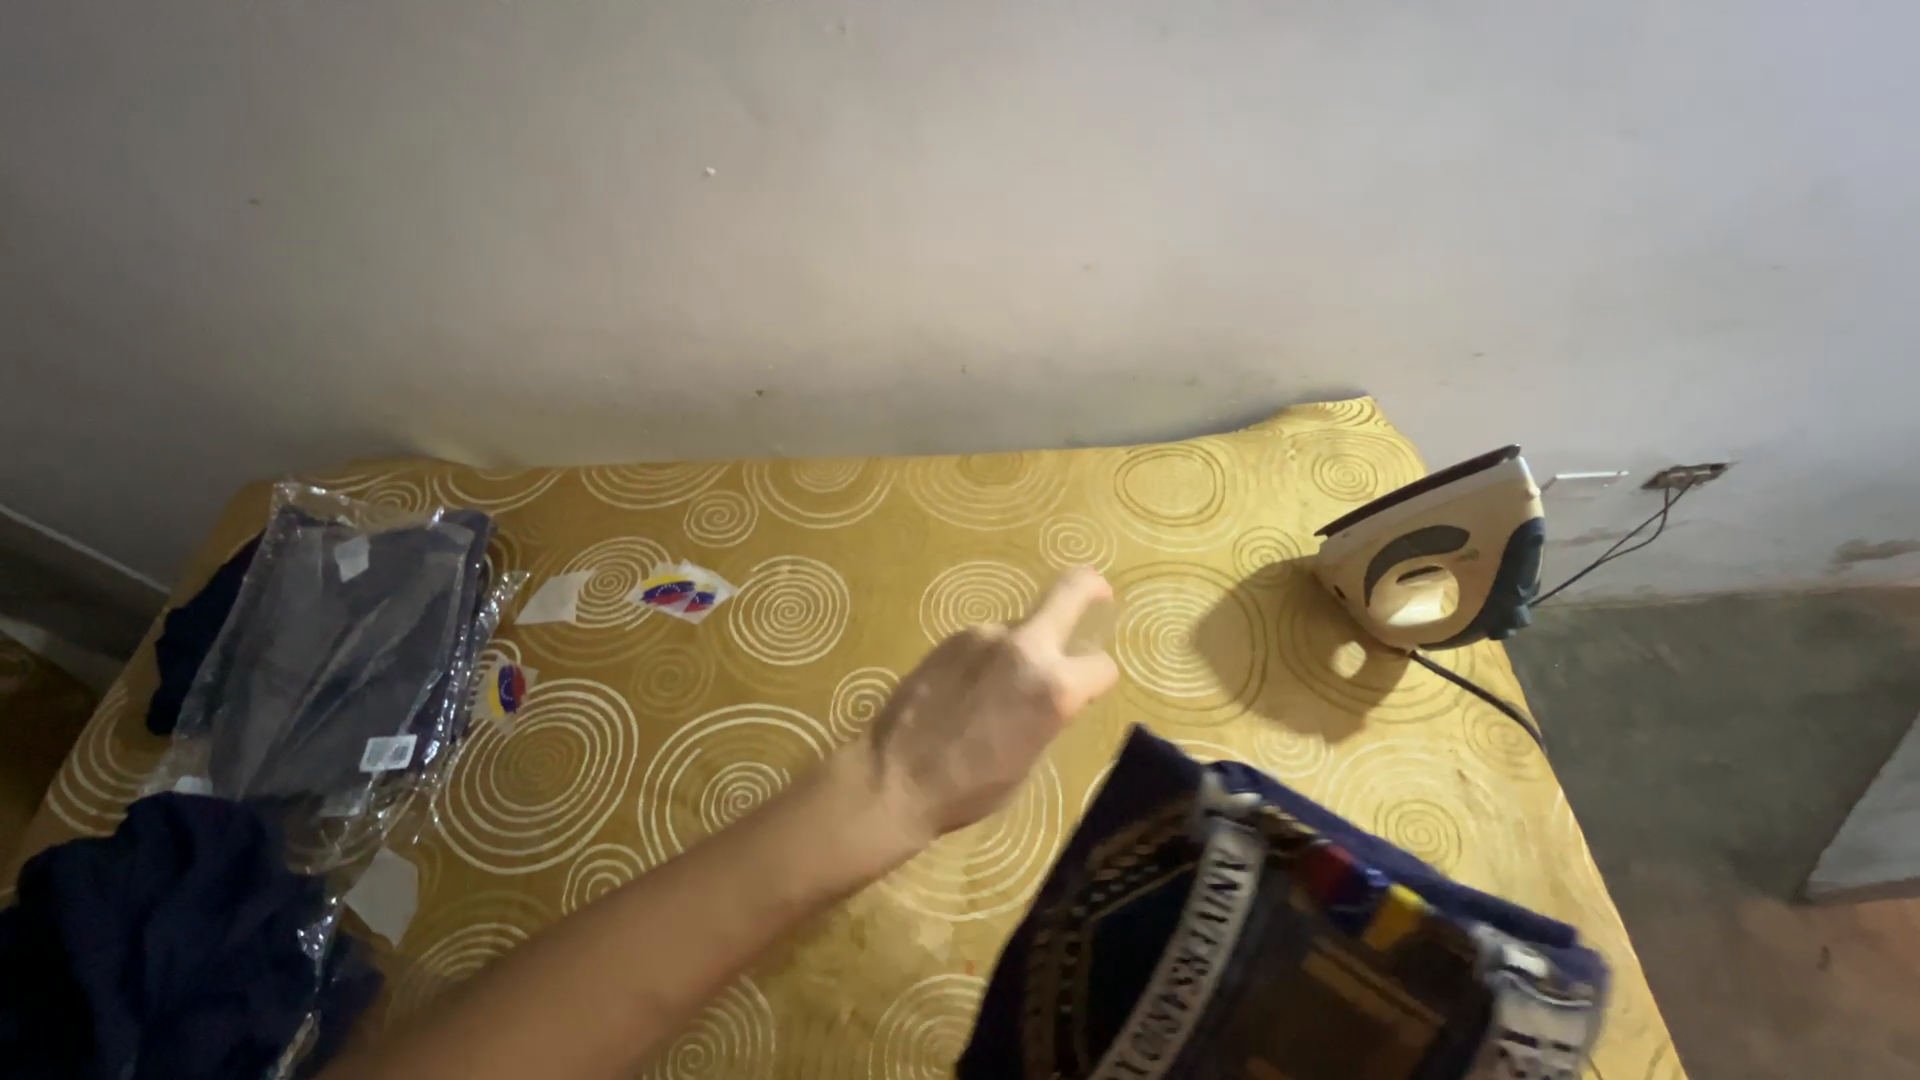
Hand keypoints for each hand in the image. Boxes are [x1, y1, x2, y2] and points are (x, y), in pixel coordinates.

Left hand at [857, 567, 1119, 842]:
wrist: (895, 776)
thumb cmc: (970, 787)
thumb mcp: (1031, 759)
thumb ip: (1050, 713)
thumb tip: (1052, 694)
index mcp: (1054, 688)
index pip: (1101, 666)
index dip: (1098, 681)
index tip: (1090, 690)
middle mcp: (1025, 648)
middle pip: (1070, 591)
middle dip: (1092, 586)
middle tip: (1099, 592)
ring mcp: (984, 635)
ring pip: (1021, 627)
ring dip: (1022, 646)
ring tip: (994, 691)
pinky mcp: (952, 637)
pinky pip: (986, 641)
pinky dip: (988, 657)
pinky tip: (966, 691)